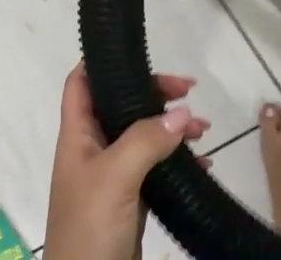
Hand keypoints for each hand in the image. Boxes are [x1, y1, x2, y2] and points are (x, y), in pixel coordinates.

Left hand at [44, 64, 209, 259]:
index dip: (104, 63)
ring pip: (141, 138)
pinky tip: (203, 165)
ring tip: (204, 129)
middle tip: (189, 91)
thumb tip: (180, 111)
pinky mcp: (130, 204)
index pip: (82, 82)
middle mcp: (91, 149)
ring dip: (170, 129)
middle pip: (119, 106)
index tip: (139, 56)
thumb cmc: (89, 225)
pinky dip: (177, 163)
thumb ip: (145, 140)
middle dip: (152, 95)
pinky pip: (155, 171)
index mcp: (76, 134)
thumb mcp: (115, 176)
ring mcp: (111, 177)